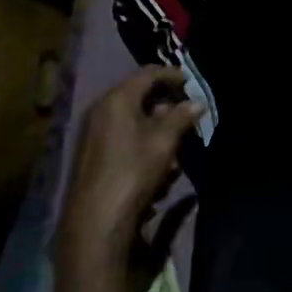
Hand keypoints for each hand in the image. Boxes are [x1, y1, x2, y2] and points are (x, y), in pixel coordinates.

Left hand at [60, 67, 202, 263]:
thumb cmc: (133, 172)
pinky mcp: (92, 151)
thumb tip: (198, 102)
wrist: (96, 217)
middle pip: (138, 95)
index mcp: (117, 99)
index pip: (147, 73)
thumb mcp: (163, 142)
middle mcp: (101, 108)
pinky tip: (158, 163)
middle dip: (166, 103)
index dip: (172, 75)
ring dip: (156, 125)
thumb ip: (181, 118)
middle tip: (188, 113)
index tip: (192, 81)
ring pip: (132, 117)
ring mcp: (93, 130)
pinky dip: (142, 140)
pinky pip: (122, 134)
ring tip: (177, 143)